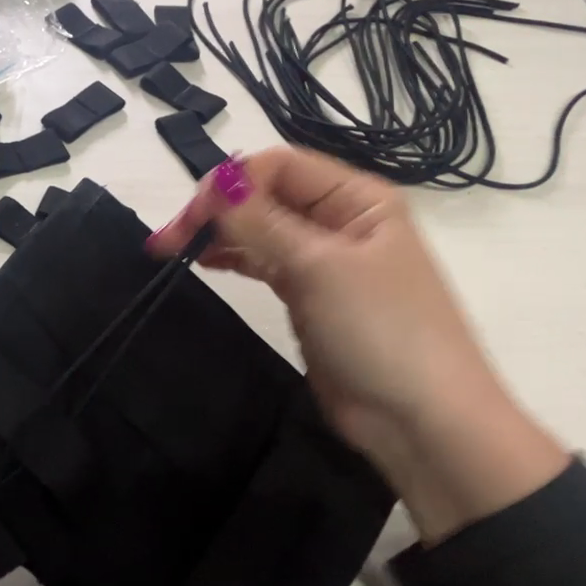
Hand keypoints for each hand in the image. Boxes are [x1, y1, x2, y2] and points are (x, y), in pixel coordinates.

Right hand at [148, 147, 566, 540]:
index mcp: (358, 197)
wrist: (419, 418)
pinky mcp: (309, 297)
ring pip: (261, 231)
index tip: (188, 220)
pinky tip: (205, 262)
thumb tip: (215, 180)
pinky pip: (264, 263)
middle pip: (266, 196)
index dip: (229, 184)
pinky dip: (233, 259)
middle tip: (167, 242)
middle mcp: (341, 220)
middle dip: (216, 210)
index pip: (279, 167)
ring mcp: (324, 261)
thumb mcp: (318, 267)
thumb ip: (261, 222)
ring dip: (219, 235)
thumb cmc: (380, 331)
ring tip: (172, 251)